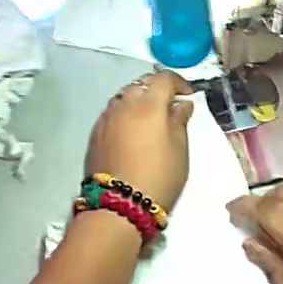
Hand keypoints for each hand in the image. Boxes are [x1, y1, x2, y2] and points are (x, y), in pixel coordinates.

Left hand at [84, 71, 193, 213]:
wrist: (118, 205)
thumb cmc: (159, 177)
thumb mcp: (179, 150)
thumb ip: (179, 121)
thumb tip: (182, 105)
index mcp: (149, 104)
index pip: (163, 78)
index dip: (178, 83)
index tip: (187, 96)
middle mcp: (124, 104)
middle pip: (141, 84)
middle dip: (156, 89)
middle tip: (169, 105)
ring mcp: (106, 117)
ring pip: (124, 97)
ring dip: (138, 100)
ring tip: (149, 117)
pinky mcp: (95, 133)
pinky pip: (112, 112)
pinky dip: (124, 113)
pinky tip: (131, 130)